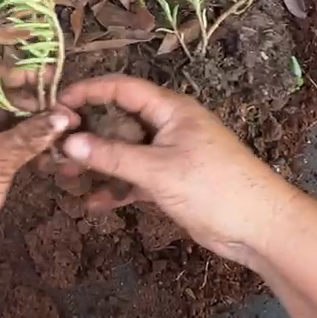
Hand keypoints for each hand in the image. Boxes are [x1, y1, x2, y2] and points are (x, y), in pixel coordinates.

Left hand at [0, 77, 72, 273]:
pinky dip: (25, 149)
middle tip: (73, 117)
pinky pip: (5, 147)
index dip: (25, 76)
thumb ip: (30, 135)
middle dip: (36, 107)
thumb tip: (64, 115)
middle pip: (3, 101)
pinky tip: (51, 156)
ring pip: (7, 126)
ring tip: (69, 136)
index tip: (57, 80)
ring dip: (35, 131)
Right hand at [57, 75, 298, 263]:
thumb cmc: (214, 187)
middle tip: (53, 147)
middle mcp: (167, 125)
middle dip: (86, 134)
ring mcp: (169, 154)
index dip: (88, 91)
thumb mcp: (157, 170)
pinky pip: (134, 177)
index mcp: (169, 109)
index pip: (121, 88)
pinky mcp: (171, 181)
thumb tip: (68, 143)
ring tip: (63, 177)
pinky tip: (92, 203)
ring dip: (97, 164)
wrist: (263, 229)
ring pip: (123, 151)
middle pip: (118, 121)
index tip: (57, 104)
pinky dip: (116, 188)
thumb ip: (111, 156)